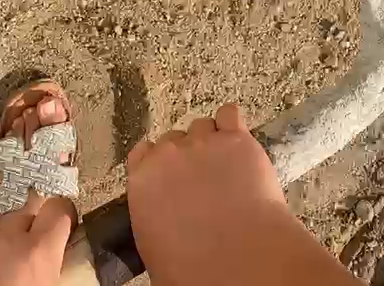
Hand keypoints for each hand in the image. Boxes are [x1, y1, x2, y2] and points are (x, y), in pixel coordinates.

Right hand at [129, 103, 346, 285]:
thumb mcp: (155, 251)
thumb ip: (152, 217)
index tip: (169, 174)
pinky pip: (230, 113)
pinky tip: (237, 141)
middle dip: (186, 155)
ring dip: (211, 141)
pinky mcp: (237, 138)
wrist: (241, 264)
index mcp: (143, 180)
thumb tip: (162, 222)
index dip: (157, 162)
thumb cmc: (195, 272)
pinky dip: (232, 123)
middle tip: (201, 180)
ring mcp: (204, 142)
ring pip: (202, 126)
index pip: (142, 152)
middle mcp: (170, 154)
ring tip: (225, 166)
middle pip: (173, 139)